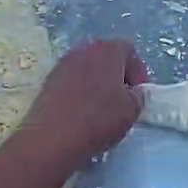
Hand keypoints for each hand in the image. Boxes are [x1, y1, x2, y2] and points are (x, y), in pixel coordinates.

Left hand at [18, 39, 146, 159]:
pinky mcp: (48, 81)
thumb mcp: (131, 111)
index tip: (139, 92)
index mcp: (107, 50)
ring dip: (97, 81)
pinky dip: (80, 90)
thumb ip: (138, 96)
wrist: (52, 138)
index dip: (138, 70)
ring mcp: (62, 64)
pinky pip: (71, 80)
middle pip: (106, 55)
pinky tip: (82, 111)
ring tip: (102, 106)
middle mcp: (83, 50)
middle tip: (123, 97)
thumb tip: (134, 92)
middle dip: (117, 73)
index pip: (129, 49)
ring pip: (87, 67)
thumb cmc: (98, 119)